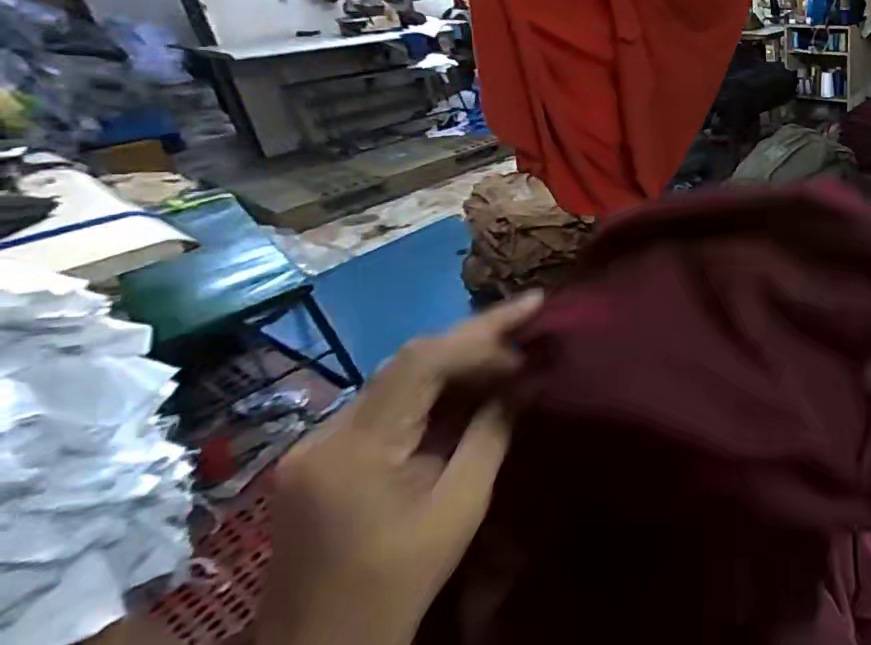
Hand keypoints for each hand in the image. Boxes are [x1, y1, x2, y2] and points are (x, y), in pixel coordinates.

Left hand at [257, 293, 543, 644]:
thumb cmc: (399, 578)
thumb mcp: (461, 504)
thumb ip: (493, 431)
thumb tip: (529, 378)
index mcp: (354, 448)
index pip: (422, 362)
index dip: (483, 331)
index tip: (535, 313)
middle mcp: (324, 435)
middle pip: (407, 362)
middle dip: (474, 340)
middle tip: (532, 323)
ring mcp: (314, 446)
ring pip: (397, 378)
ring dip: (456, 362)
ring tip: (513, 351)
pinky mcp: (319, 458)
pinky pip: (385, 403)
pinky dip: (432, 388)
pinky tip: (470, 386)